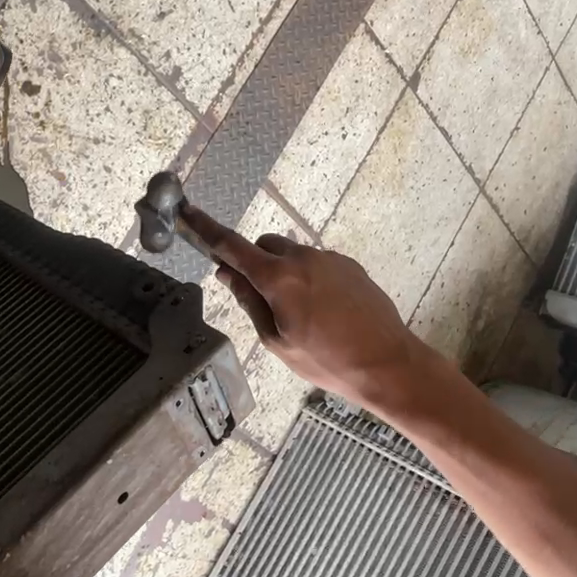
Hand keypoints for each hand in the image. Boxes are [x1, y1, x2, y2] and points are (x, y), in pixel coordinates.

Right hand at [181, 203, 433, 406]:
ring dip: (283, 272)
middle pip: (264, 246)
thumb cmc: (326, 361)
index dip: (207, 229)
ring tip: (300, 313)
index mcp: (278, 278)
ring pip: (292, 255)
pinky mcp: (349, 265)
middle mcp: (303, 259)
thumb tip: (227, 273)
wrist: (388, 363)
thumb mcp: (276, 340)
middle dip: (255, 263)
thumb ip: (249, 302)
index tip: (188, 212)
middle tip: (260, 299)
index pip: (233, 247)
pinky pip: (316, 263)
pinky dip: (308, 277)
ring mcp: (329, 259)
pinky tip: (323, 311)